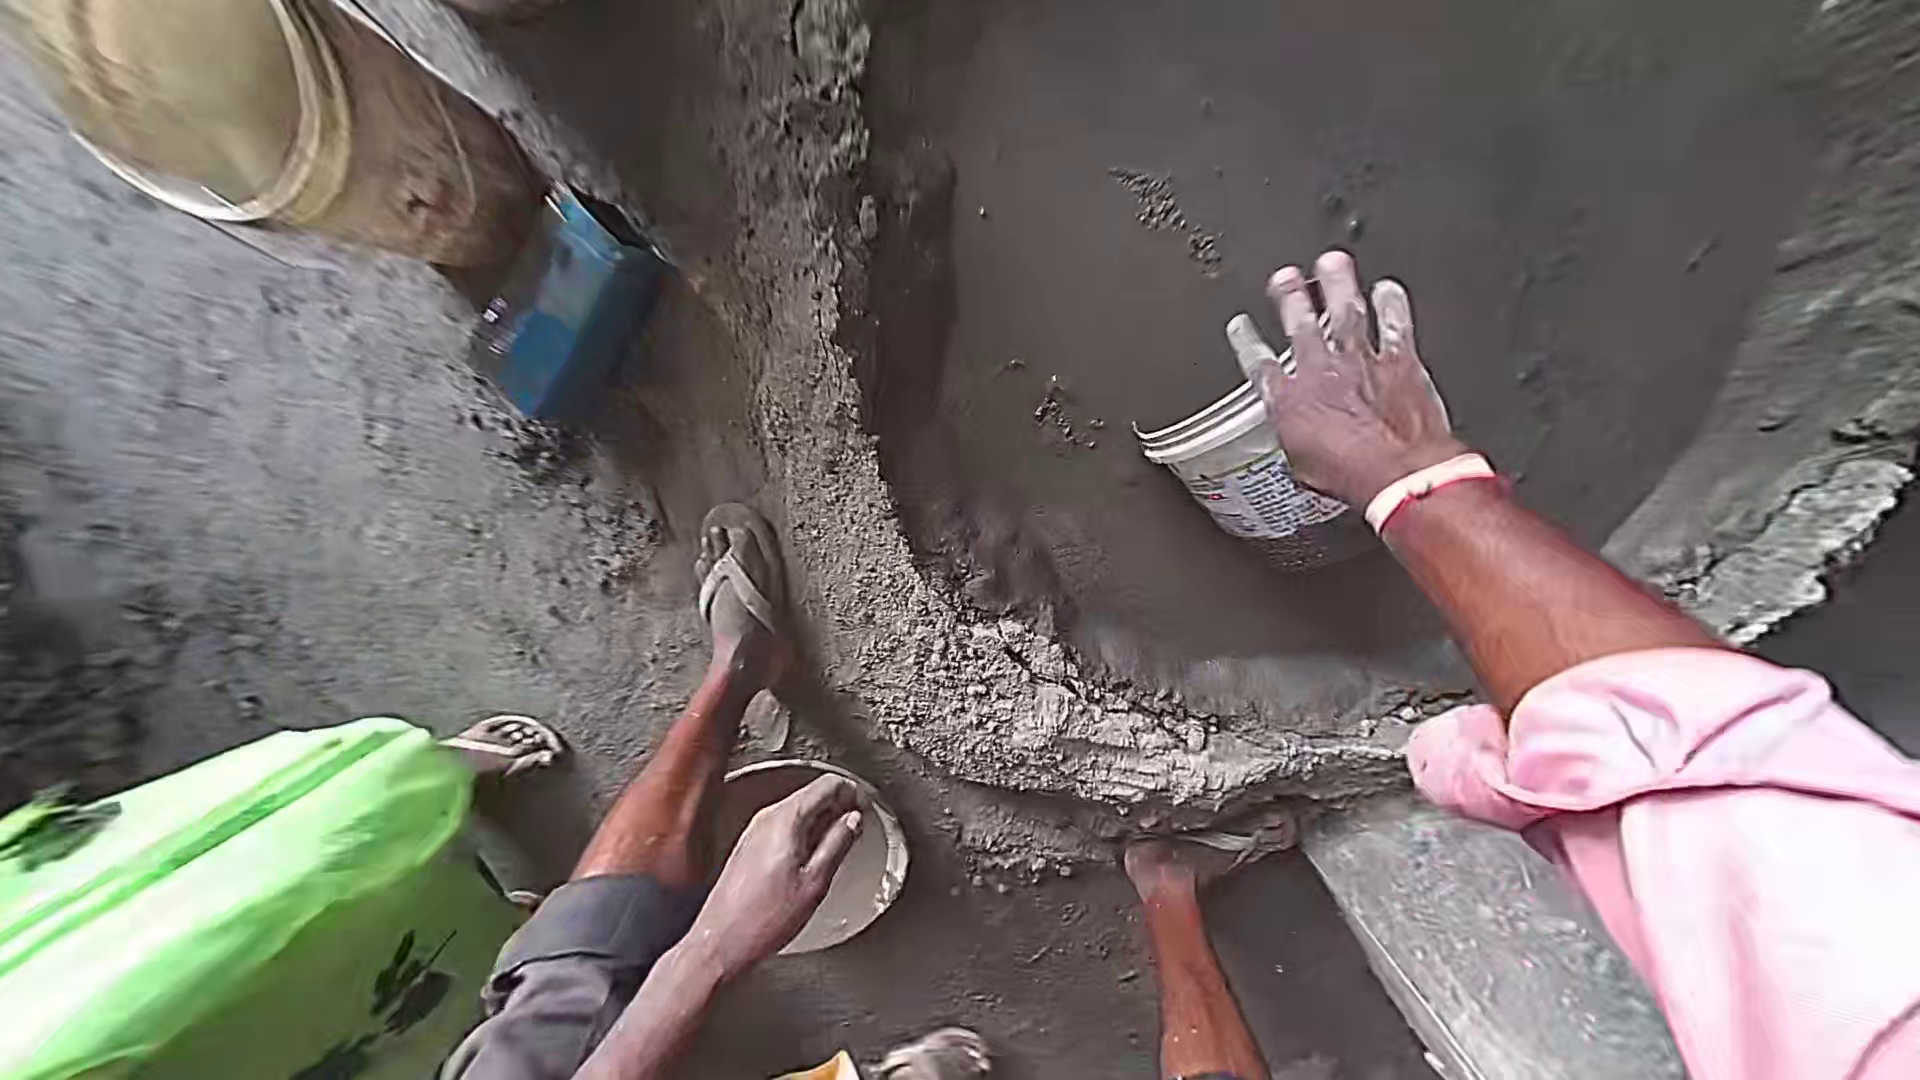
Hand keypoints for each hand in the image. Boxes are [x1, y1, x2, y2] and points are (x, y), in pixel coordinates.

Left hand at [682, 774, 863, 980]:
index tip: (864, 808)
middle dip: (839, 807)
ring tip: (836, 847)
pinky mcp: (750, 845)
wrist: (718, 945)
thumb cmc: (760, 921)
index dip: (852, 793)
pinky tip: (811, 859)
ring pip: (800, 810)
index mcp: (786, 819)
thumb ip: (838, 843)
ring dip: (823, 821)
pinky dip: (805, 833)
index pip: (828, 784)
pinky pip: (785, 826)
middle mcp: (768, 818)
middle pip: (813, 794)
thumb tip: (853, 821)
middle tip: (855, 827)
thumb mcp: (814, 883)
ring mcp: (756, 830)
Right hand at [1225, 249, 1467, 507]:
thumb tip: (1299, 447)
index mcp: (1288, 400)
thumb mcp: (1302, 467)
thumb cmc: (1347, 474)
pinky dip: (1392, 304)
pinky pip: (1395, 324)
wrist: (1396, 471)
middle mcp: (1320, 372)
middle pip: (1300, 324)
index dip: (1246, 341)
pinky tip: (1388, 288)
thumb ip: (1297, 443)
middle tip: (1284, 277)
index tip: (1240, 325)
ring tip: (1330, 262)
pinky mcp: (1400, 361)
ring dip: (1337, 284)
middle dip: (1290, 297)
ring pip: (1345, 311)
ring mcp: (1360, 361)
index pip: (1259, 362)